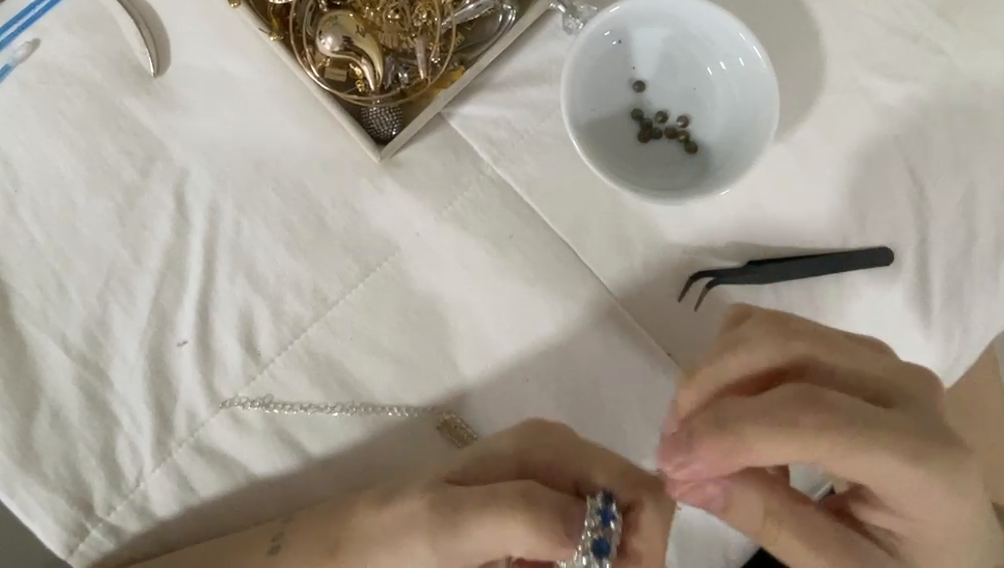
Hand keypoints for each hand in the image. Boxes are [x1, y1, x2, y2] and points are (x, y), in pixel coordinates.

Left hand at [345, 418, 673, 567]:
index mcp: (552, 448)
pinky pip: (580, 555)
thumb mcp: (453, 522)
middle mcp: (562, 463)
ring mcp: (549, 495)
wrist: (357, 547)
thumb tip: (599, 529)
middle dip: (621, 563)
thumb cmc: (401, 531)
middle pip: (633, 521)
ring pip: (611, 545)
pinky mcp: (536, 526)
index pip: (644, 490)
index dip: (646, 545)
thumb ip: (523, 514)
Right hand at [656, 307, 1003, 567]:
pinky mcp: (854, 348)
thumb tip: (683, 475)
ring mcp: (880, 359)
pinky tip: (732, 411)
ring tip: (694, 430)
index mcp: (925, 458)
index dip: (731, 432)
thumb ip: (768, 520)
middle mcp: (905, 388)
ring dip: (716, 370)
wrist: (963, 553)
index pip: (810, 417)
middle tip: (670, 441)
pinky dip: (735, 359)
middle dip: (710, 386)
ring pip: (773, 329)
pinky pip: (776, 328)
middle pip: (784, 349)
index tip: (672, 463)